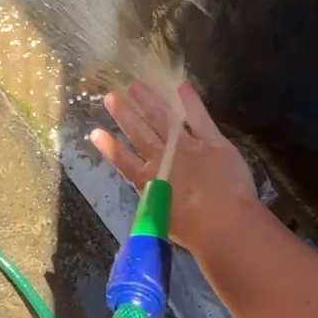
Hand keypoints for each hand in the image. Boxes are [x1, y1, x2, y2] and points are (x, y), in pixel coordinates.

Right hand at [90, 81, 257, 251]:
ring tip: (135, 86)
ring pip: (163, 119)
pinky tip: (182, 87)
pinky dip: (190, 102)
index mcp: (148, 182)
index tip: (95, 132)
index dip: (109, 146)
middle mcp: (162, 159)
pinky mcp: (213, 143)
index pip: (123, 161)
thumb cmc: (193, 232)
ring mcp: (187, 147)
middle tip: (111, 96)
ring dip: (148, 101)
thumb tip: (149, 200)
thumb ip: (154, 205)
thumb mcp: (162, 221)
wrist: (222, 222)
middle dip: (124, 114)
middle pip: (140, 132)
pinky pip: (200, 118)